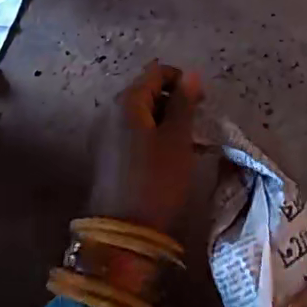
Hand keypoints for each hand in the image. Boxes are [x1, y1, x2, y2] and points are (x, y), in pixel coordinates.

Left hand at [86, 61, 202, 232]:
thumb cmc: (156, 180)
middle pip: (146, 91)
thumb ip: (184, 103)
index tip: (202, 102)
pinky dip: (150, 135)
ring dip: (163, 120)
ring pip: (139, 114)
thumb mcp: (177, 139)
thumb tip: (190, 75)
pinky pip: (131, 132)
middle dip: (173, 101)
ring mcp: (104, 134)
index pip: (157, 72)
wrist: (123, 234)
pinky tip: (166, 155)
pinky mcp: (105, 156)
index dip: (182, 81)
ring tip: (185, 142)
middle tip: (196, 123)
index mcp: (127, 102)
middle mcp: (110, 111)